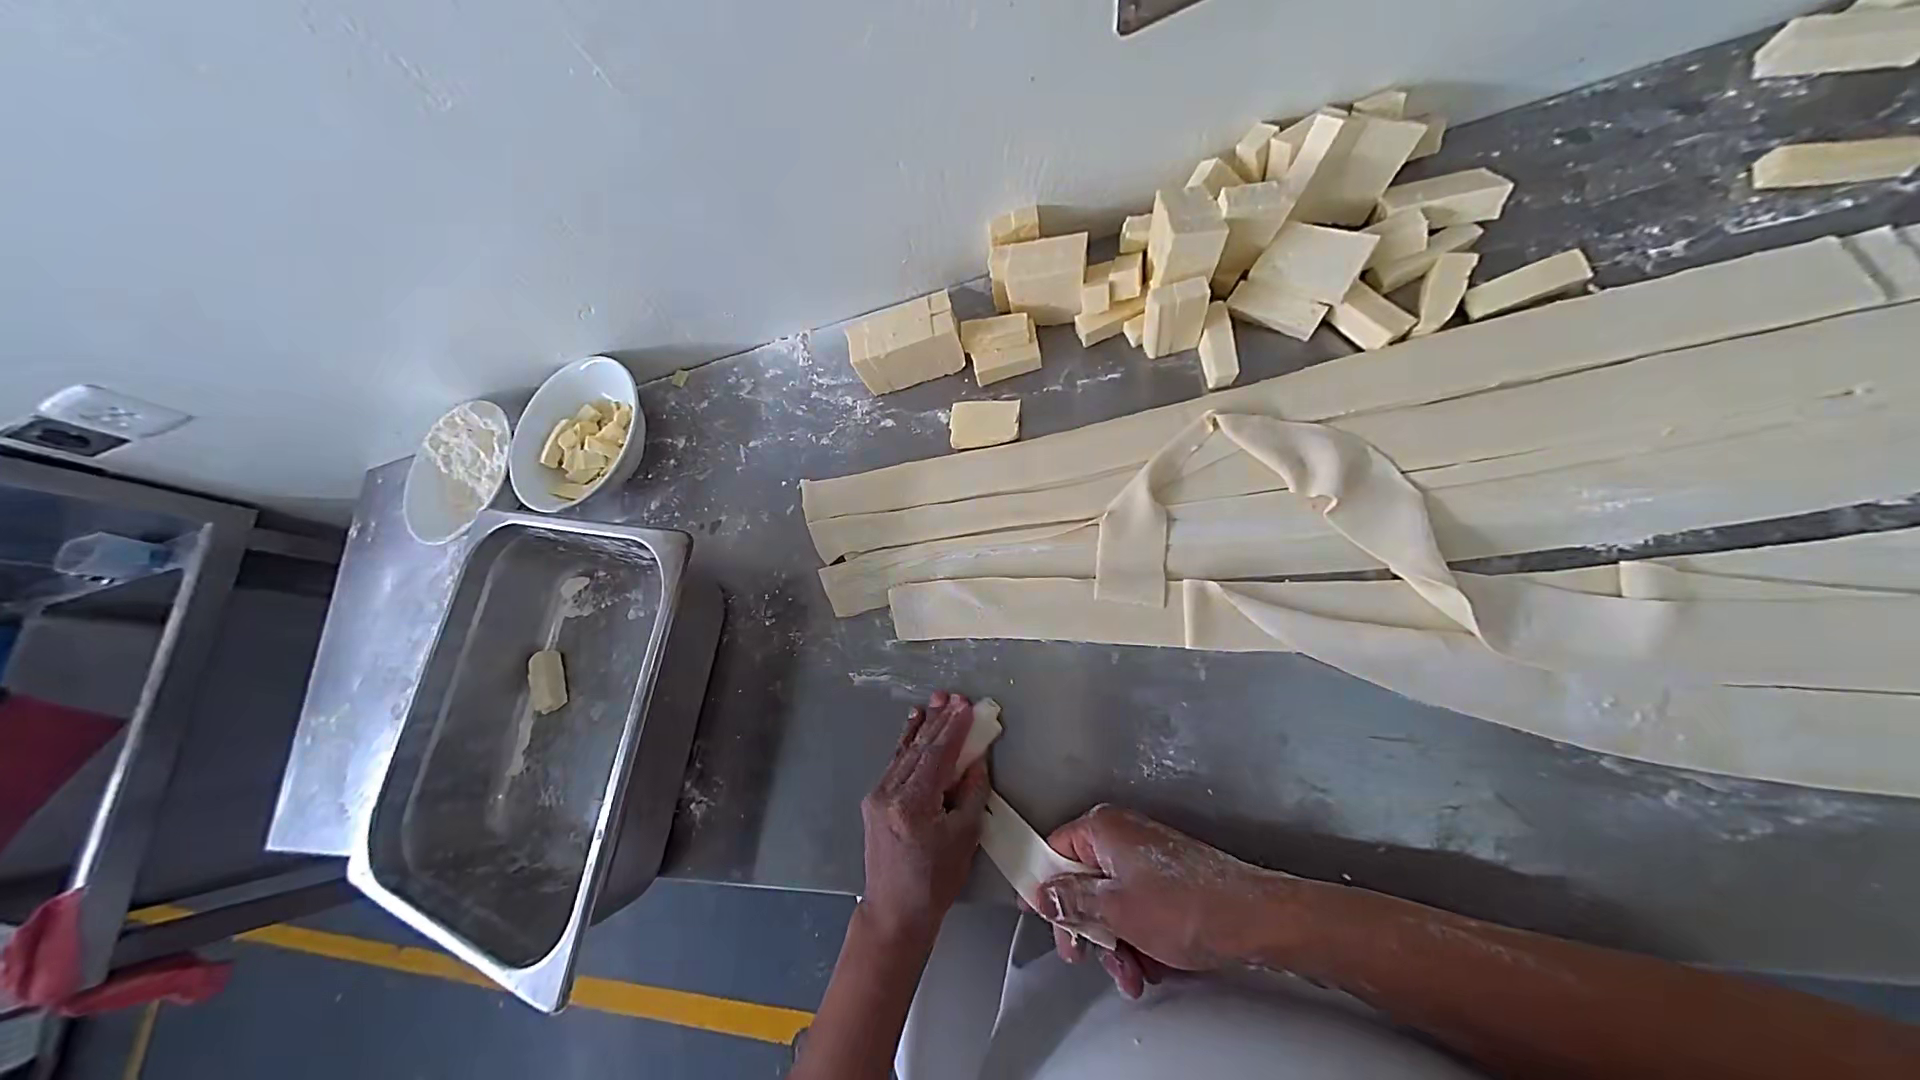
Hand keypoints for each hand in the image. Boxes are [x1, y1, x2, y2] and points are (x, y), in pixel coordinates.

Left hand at [858, 691, 990, 941]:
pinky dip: (908, 743)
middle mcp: (889, 792)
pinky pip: (896, 764)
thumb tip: (976, 759)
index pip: (937, 755)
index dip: (955, 729)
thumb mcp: (965, 836)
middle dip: (940, 721)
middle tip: (955, 697)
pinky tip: (915, 724)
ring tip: (937, 701)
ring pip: (905, 752)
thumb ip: (972, 792)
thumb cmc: (936, 880)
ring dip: (924, 727)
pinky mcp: (874, 800)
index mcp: (913, 803)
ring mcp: (877, 795)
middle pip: (920, 748)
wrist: (895, 911)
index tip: (967, 706)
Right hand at [1038, 805, 1285, 996]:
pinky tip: (1150, 963)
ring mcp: (1146, 857)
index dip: (1044, 886)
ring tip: (1131, 969)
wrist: (1254, 921)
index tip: (1039, 913)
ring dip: (1114, 941)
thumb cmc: (1190, 907)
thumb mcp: (1114, 911)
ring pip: (1110, 900)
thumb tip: (1046, 894)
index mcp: (1104, 829)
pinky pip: (1136, 906)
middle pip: (1081, 879)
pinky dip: (1137, 936)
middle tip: (1085, 952)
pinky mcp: (1166, 879)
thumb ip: (1071, 901)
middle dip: (1086, 925)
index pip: (1054, 850)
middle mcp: (1123, 835)